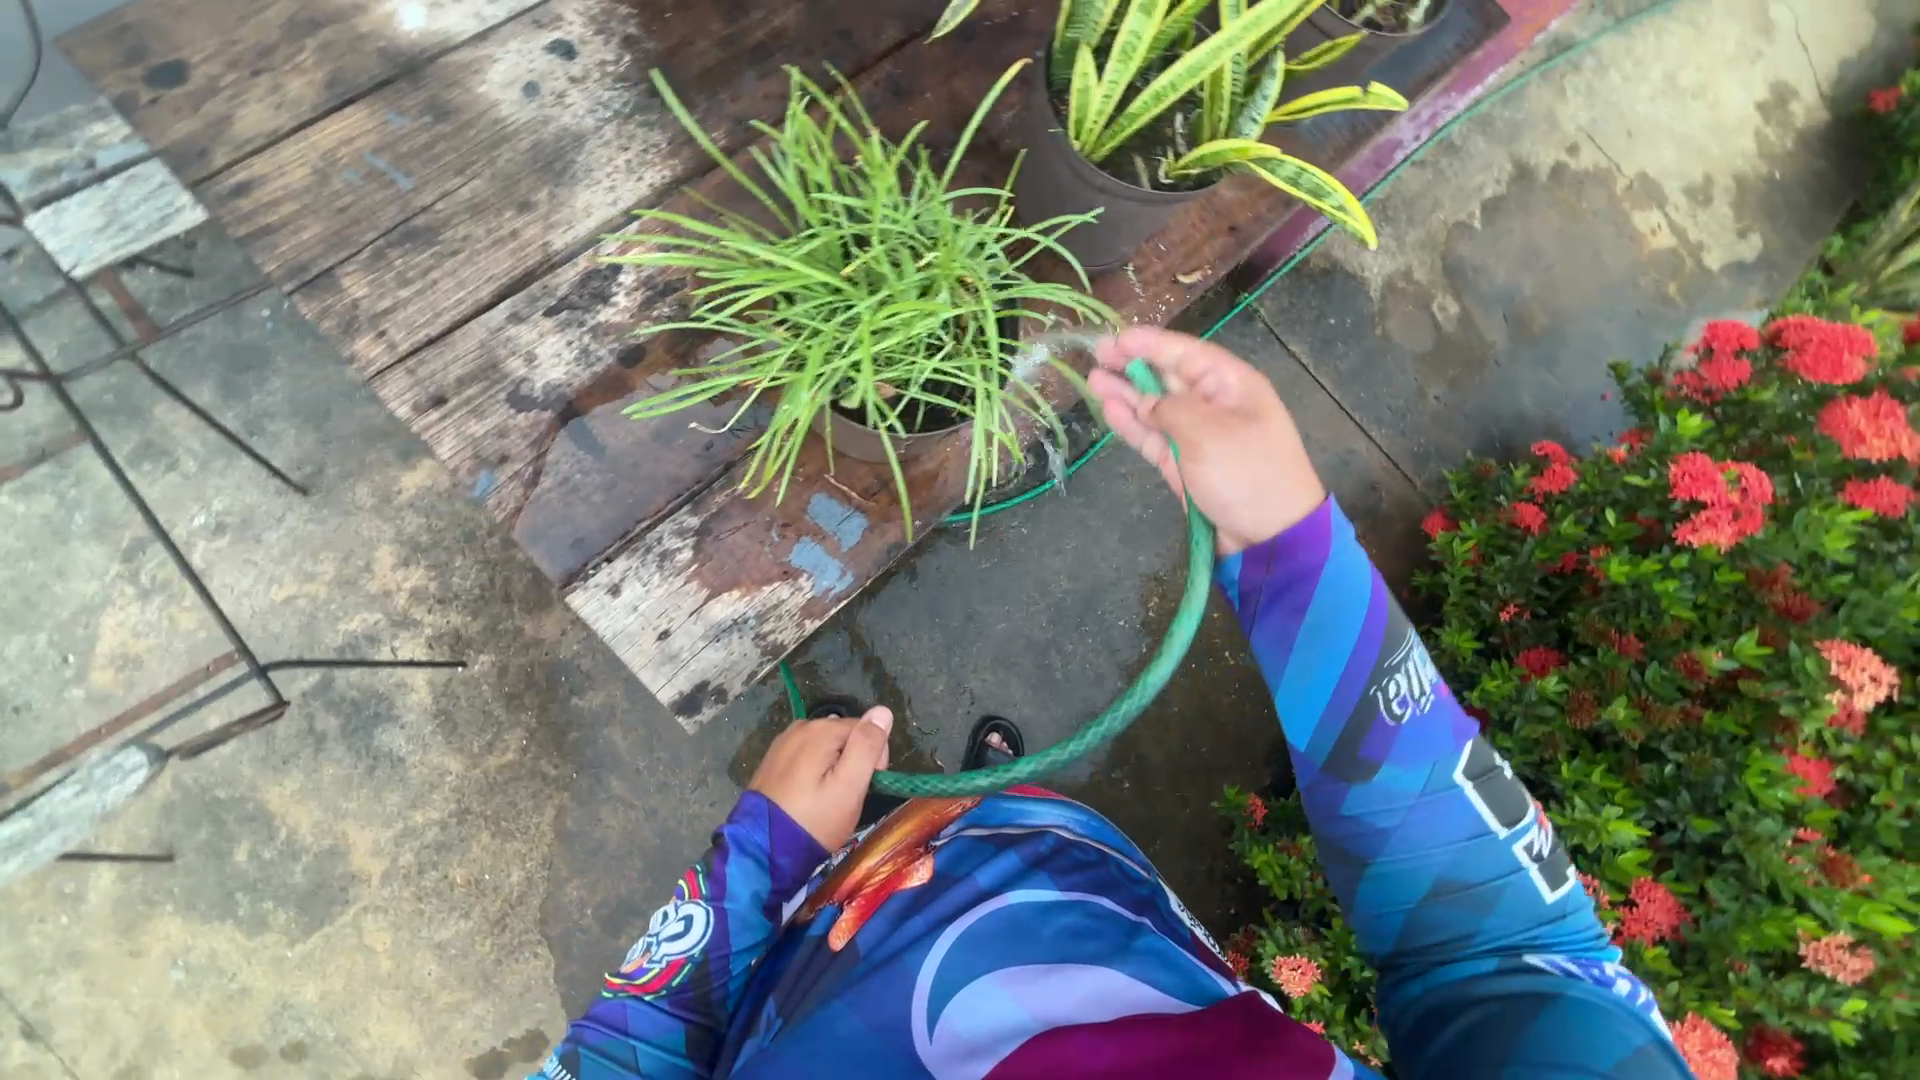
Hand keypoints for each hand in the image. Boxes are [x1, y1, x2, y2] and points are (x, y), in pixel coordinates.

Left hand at [748, 706, 893, 850]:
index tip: (867, 788)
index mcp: (821, 729)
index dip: (874, 759)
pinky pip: (806, 756)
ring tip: (826, 800)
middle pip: (845, 736)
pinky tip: (809, 795)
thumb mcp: (849, 786)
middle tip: (845, 798)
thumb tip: (883, 710)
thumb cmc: (814, 820)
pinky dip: (814, 771)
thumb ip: (867, 746)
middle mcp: (801, 727)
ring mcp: (784, 742)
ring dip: (834, 767)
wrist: (762, 849)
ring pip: (826, 747)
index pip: (866, 730)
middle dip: (853, 762)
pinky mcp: (773, 759)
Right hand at [1088, 326, 1325, 554]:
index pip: (1186, 353)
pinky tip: (1110, 410)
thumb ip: (1170, 410)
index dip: (1150, 343)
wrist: (1269, 536)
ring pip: (1155, 408)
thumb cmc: (1246, 473)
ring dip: (1125, 394)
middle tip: (1097, 354)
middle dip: (1133, 365)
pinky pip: (1153, 437)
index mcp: (1231, 386)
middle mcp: (1213, 405)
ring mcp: (1196, 436)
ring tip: (1093, 380)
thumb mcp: (1209, 433)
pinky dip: (1132, 425)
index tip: (1116, 338)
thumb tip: (1146, 404)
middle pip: (1168, 377)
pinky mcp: (1182, 464)